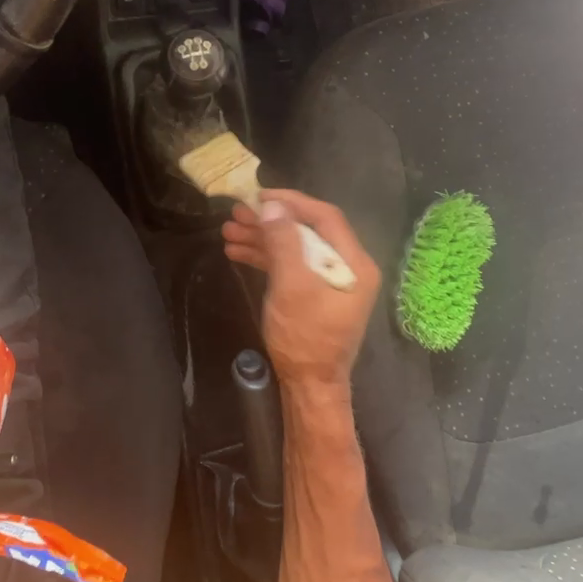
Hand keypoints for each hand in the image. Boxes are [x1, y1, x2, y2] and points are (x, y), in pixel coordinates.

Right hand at [222, 190, 380, 391]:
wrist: (308, 385)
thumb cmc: (304, 336)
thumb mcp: (292, 285)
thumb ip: (284, 241)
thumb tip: (271, 206)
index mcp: (354, 263)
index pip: (325, 217)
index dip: (292, 202)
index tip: (260, 196)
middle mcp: (347, 268)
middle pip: (306, 231)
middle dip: (270, 221)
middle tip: (236, 212)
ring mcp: (330, 282)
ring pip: (295, 248)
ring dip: (262, 239)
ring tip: (228, 231)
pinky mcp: (314, 295)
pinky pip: (291, 267)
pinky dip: (266, 258)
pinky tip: (238, 253)